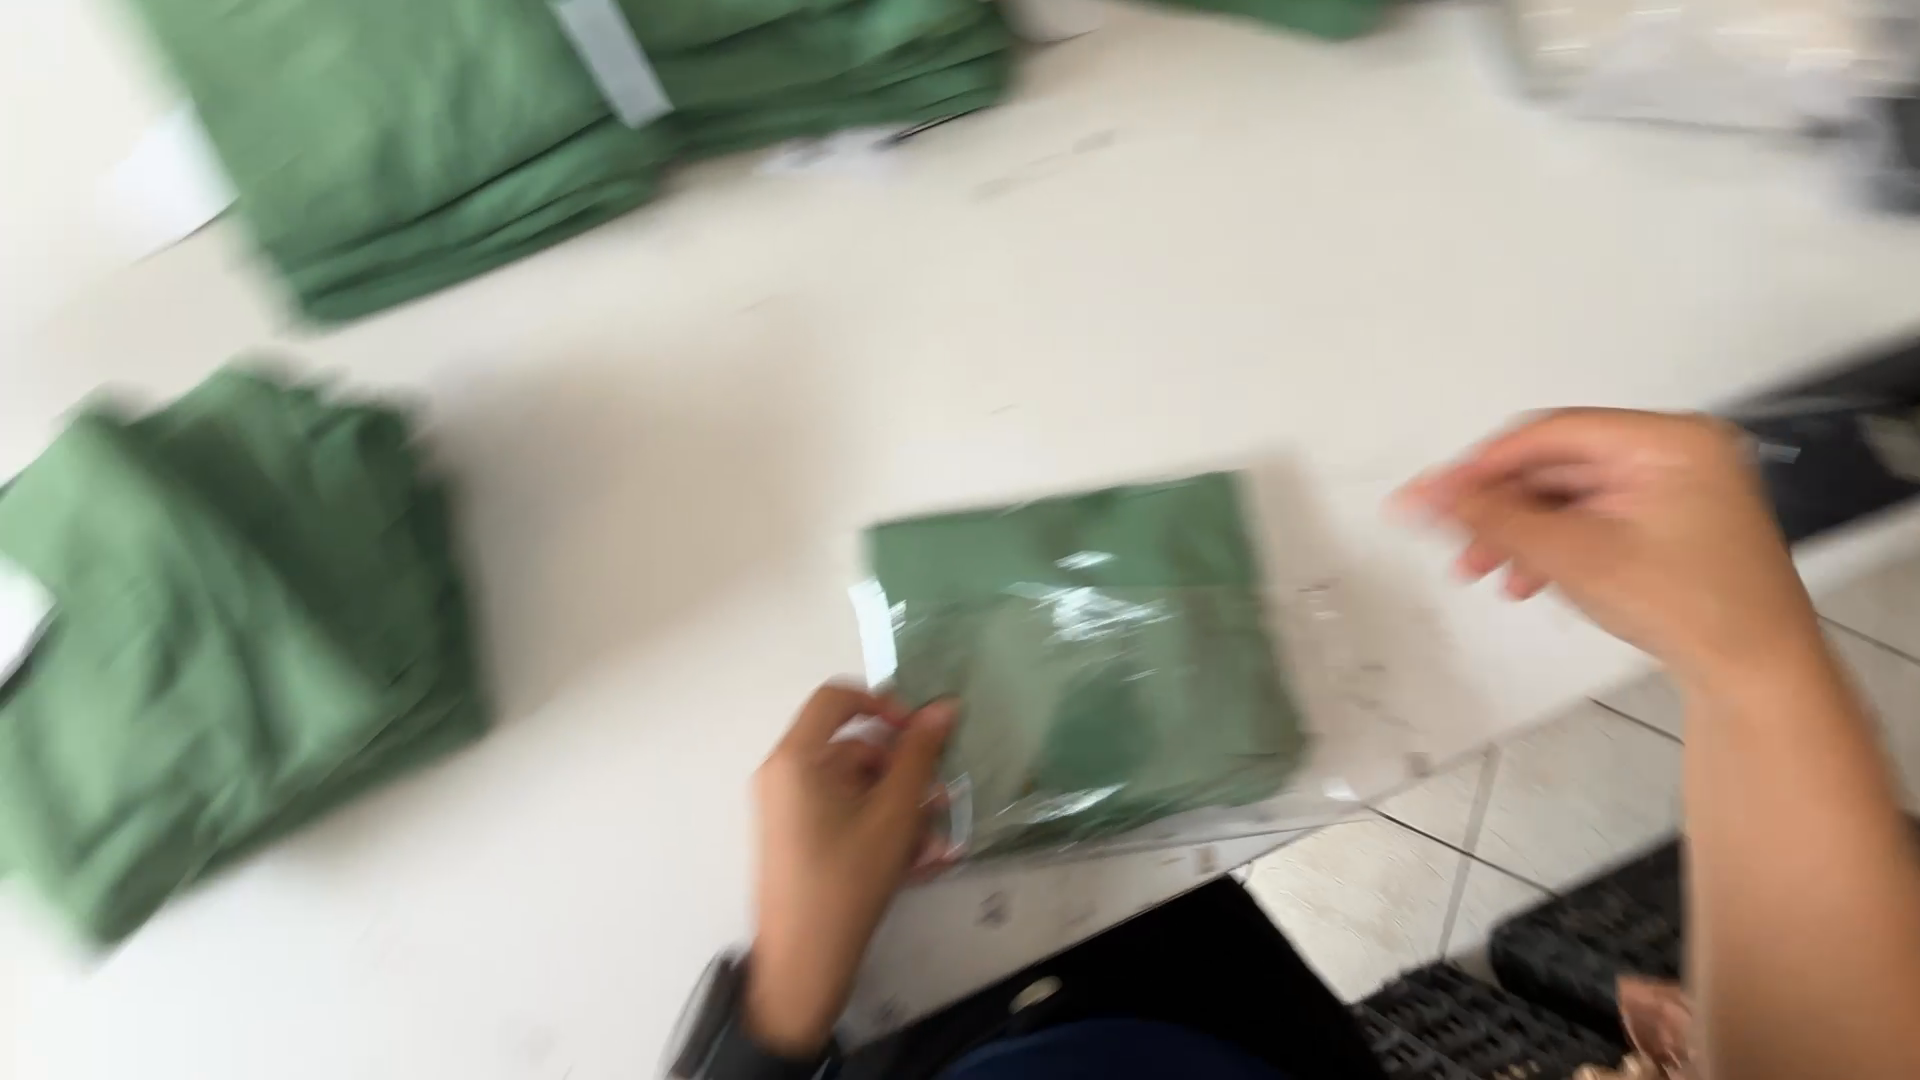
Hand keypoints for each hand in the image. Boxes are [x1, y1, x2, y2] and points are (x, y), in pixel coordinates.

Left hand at [745, 684, 956, 1057]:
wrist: (801, 968)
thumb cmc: (847, 880)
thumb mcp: (894, 813)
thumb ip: (919, 754)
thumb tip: (943, 706)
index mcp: (796, 758)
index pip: (837, 698)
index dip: (882, 703)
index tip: (917, 733)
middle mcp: (784, 774)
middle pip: (851, 746)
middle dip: (901, 770)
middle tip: (940, 799)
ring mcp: (786, 808)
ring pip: (853, 784)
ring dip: (898, 804)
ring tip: (932, 844)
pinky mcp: (795, 836)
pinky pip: (842, 812)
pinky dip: (877, 825)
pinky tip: (913, 860)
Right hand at [1397, 408, 1822, 689]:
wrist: (1752, 671)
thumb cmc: (1692, 606)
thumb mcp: (1568, 552)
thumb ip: (1485, 516)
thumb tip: (1421, 493)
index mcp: (1666, 441)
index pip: (1544, 435)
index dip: (1480, 467)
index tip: (1434, 496)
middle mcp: (1667, 453)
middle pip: (1545, 468)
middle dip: (1493, 510)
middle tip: (1453, 539)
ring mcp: (1663, 486)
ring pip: (1553, 497)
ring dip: (1510, 532)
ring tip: (1480, 567)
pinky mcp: (1654, 518)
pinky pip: (1575, 518)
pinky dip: (1540, 545)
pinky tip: (1521, 577)